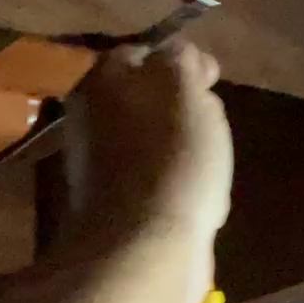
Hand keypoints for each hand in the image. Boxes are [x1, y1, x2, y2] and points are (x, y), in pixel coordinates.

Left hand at [68, 42, 232, 302]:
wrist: (145, 248)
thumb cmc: (169, 157)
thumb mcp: (180, 83)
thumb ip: (179, 58)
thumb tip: (181, 58)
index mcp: (99, 85)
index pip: (142, 55)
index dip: (181, 63)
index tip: (211, 80)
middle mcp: (92, 123)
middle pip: (152, 102)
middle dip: (188, 113)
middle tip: (209, 127)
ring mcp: (104, 170)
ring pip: (160, 144)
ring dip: (189, 154)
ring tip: (207, 169)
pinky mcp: (121, 210)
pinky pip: (162, 185)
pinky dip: (183, 190)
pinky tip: (199, 203)